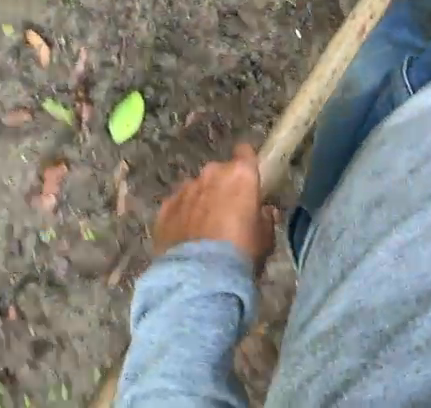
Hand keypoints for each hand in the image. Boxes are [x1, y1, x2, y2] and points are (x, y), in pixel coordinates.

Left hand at [152, 144, 278, 268]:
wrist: (199, 279)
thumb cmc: (241, 253)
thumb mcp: (265, 239)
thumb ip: (266, 218)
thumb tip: (264, 211)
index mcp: (240, 175)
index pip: (245, 152)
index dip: (247, 163)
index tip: (248, 179)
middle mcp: (212, 174)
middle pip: (220, 172)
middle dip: (223, 187)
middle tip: (227, 212)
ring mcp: (185, 189)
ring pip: (197, 188)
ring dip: (201, 200)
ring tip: (203, 229)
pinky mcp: (165, 207)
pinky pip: (178, 205)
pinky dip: (182, 215)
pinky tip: (185, 237)